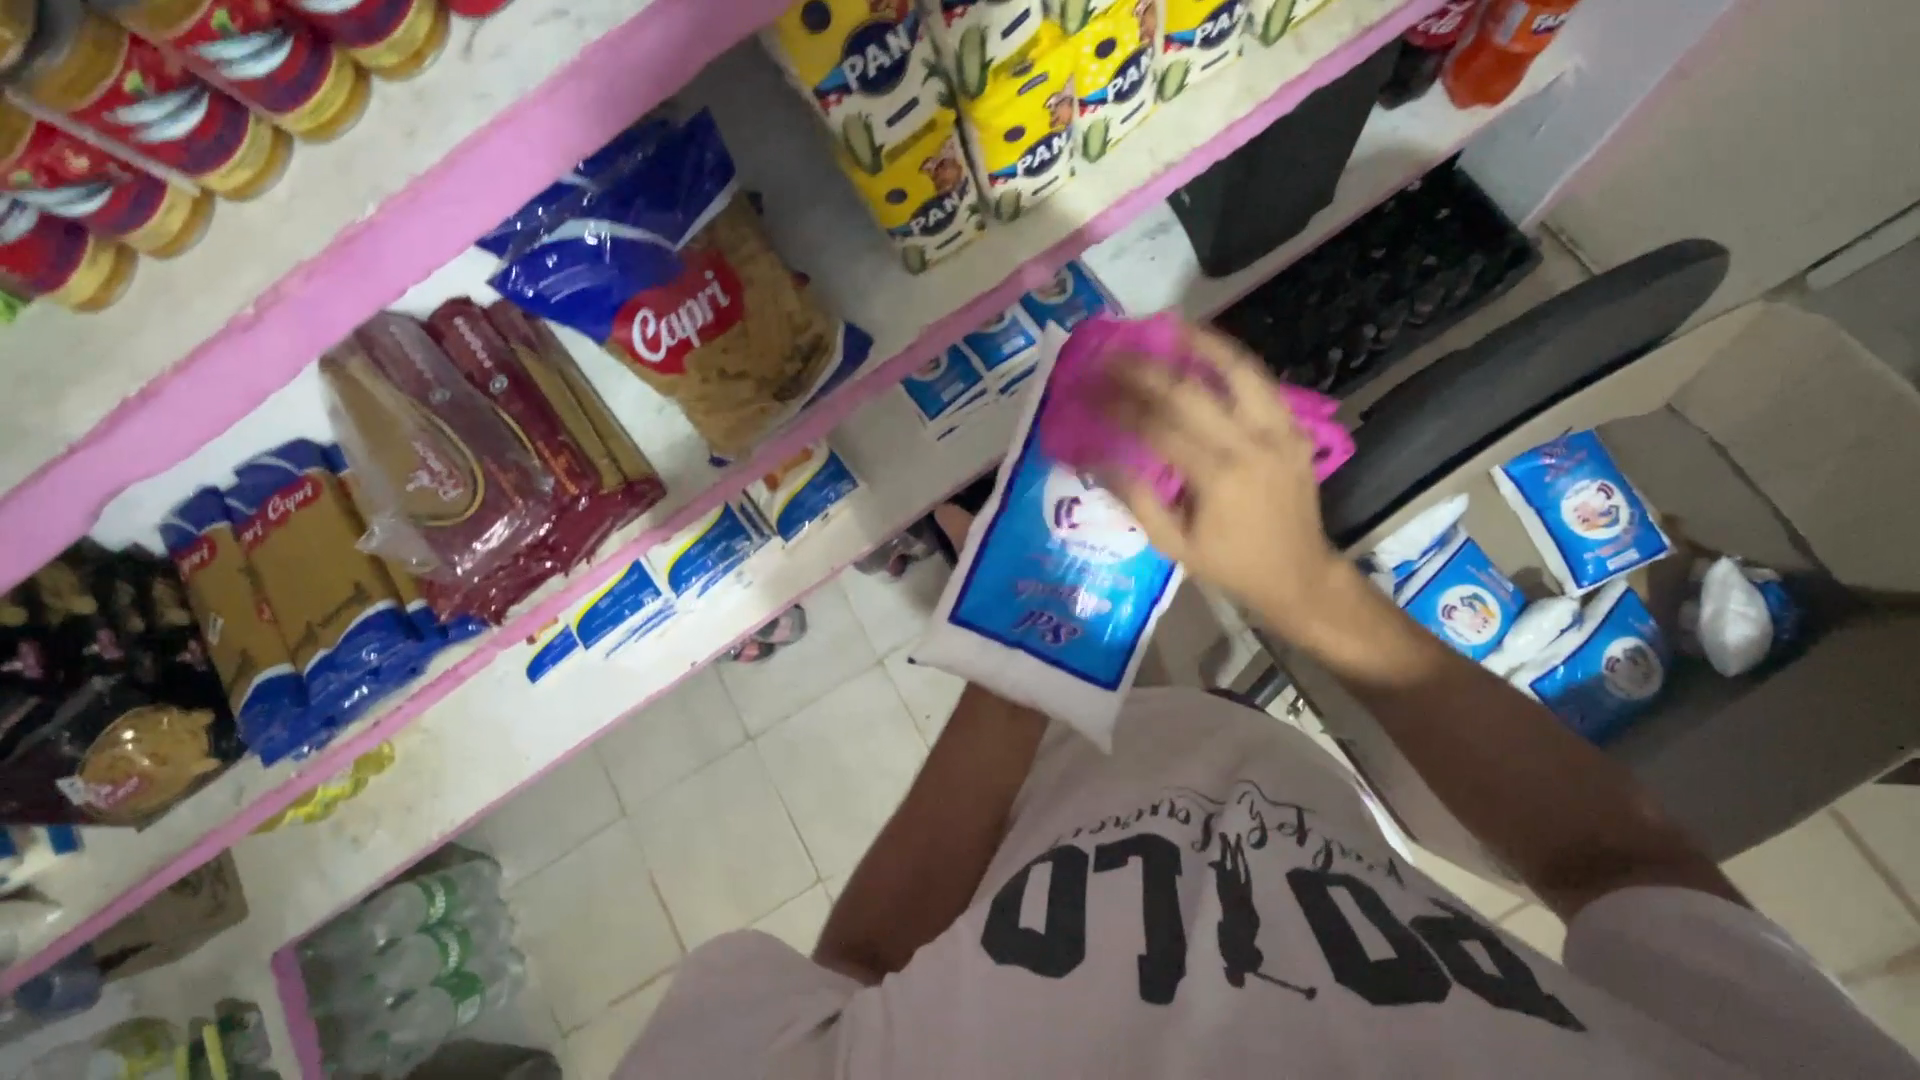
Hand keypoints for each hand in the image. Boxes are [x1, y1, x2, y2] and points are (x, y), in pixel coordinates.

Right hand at [1096, 322, 1355, 637]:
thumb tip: (1095, 458)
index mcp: (1217, 477)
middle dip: (1144, 369)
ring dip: (1199, 344)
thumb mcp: (1174, 544)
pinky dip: (1232, 362)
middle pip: (1189, 390)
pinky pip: (1260, 384)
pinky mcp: (1295, 429)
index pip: (1156, 426)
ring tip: (1168, 326)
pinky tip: (1208, 350)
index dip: (1118, 405)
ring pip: (1237, 370)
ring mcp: (1279, 431)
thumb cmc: (1230, 565)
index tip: (1089, 390)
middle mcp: (1250, 444)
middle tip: (1112, 355)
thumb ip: (1136, 498)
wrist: (1299, 575)